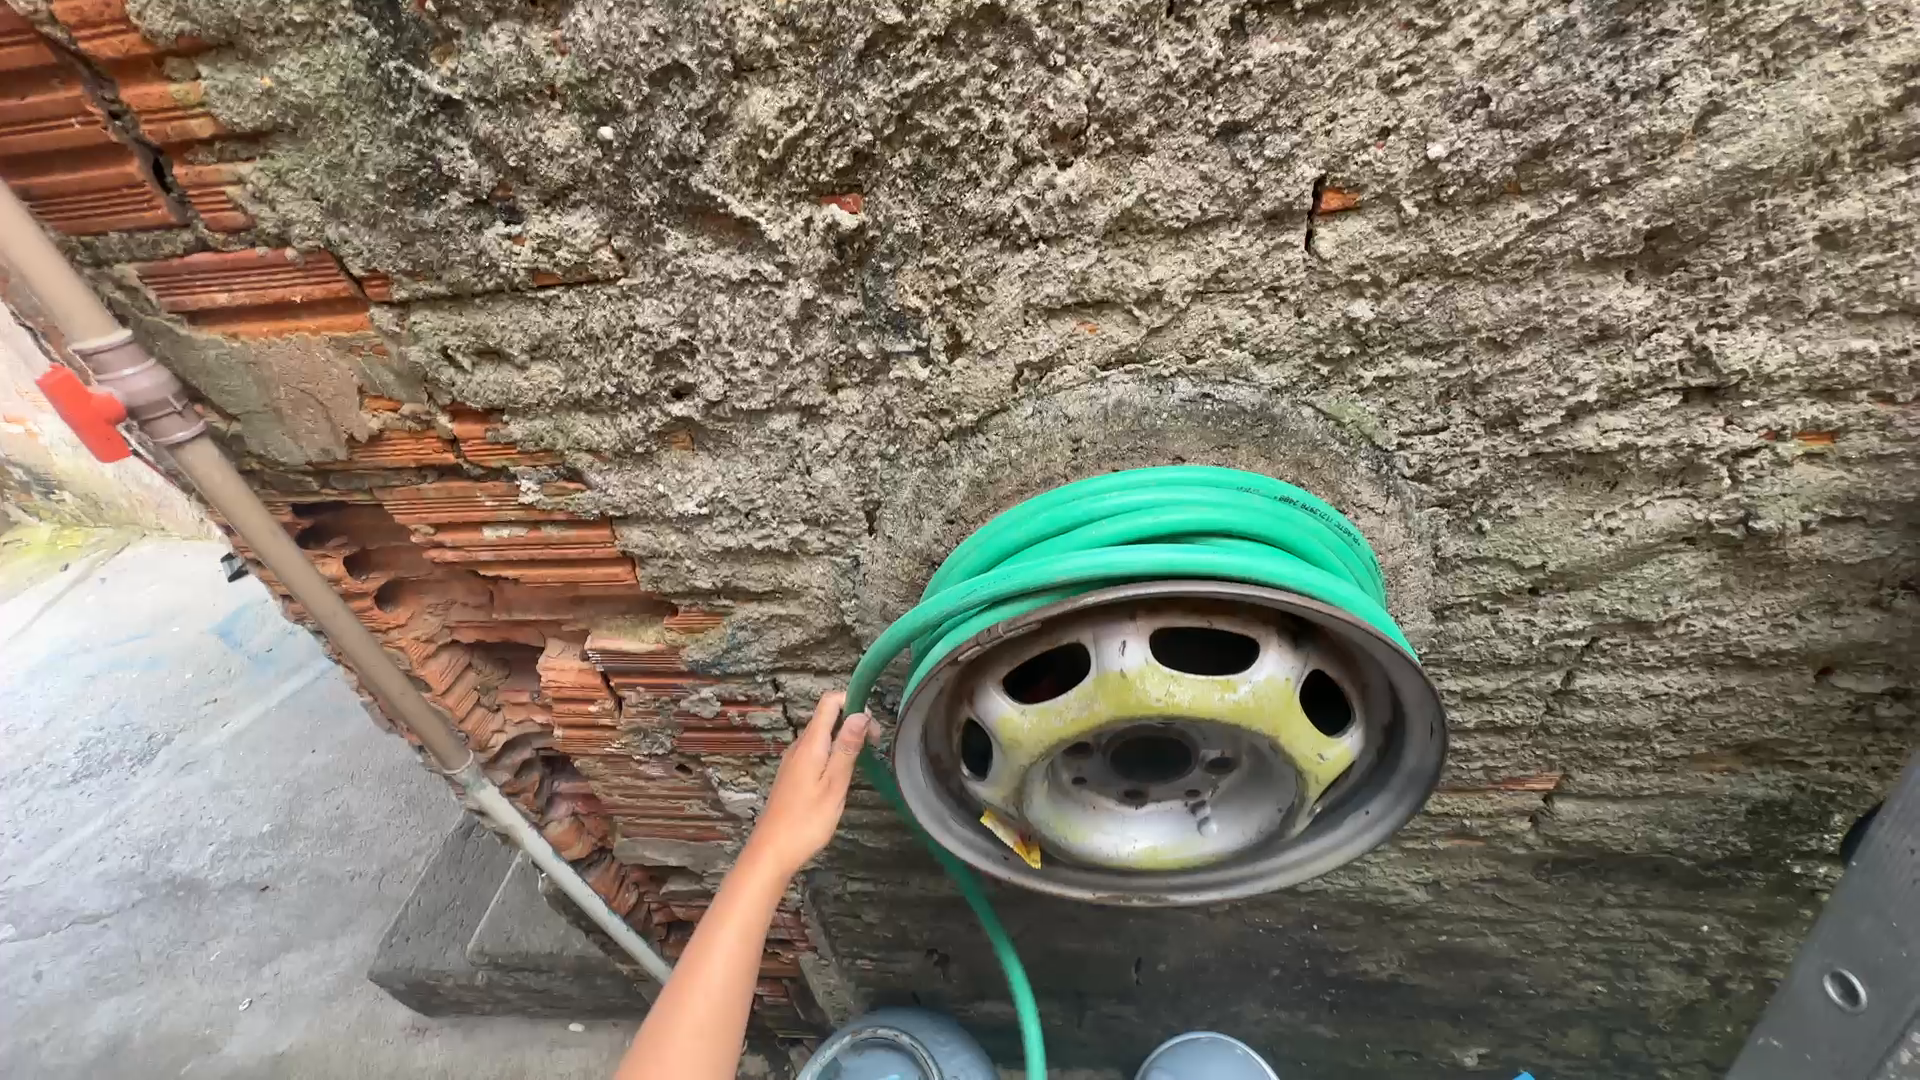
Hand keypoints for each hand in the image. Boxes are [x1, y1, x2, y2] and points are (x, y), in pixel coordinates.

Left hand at [741, 691, 870, 878]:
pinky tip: (842, 775)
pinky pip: (816, 751)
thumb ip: (847, 747)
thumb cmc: (806, 821)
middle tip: (875, 746)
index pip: (829, 702)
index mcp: (810, 744)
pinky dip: (834, 753)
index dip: (853, 701)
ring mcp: (793, 761)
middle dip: (854, 722)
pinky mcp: (793, 775)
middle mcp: (799, 746)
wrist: (771, 853)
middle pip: (827, 717)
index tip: (873, 724)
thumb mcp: (834, 784)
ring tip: (862, 761)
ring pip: (823, 735)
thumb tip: (861, 713)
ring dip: (845, 739)